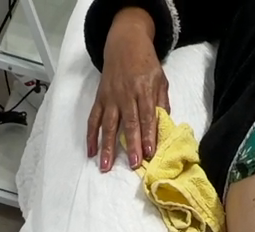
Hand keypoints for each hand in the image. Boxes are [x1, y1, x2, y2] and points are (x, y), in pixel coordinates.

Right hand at [87, 8, 168, 171]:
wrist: (125, 41)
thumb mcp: (160, 79)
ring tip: (106, 166)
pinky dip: (91, 136)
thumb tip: (164, 127)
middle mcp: (125, 94)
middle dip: (131, 145)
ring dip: (107, 147)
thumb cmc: (146, 64)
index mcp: (143, 88)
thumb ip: (162, 102)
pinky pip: (93, 119)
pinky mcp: (100, 98)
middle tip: (133, 164)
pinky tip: (91, 152)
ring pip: (108, 125)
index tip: (149, 153)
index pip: (147, 116)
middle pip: (129, 123)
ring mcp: (110, 97)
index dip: (148, 135)